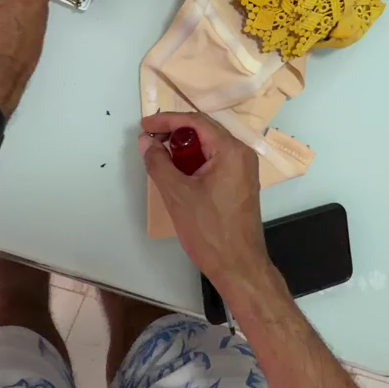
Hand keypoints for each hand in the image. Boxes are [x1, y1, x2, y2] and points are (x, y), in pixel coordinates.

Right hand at [140, 113, 272, 292]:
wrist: (239, 267)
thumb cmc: (209, 230)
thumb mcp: (177, 194)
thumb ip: (159, 163)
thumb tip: (146, 141)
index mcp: (231, 150)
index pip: (196, 122)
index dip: (168, 121)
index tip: (145, 125)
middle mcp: (241, 153)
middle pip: (205, 131)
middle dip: (175, 133)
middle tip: (150, 140)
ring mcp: (243, 168)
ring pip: (210, 147)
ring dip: (185, 149)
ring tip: (161, 157)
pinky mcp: (240, 183)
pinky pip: (216, 161)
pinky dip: (195, 162)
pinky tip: (179, 172)